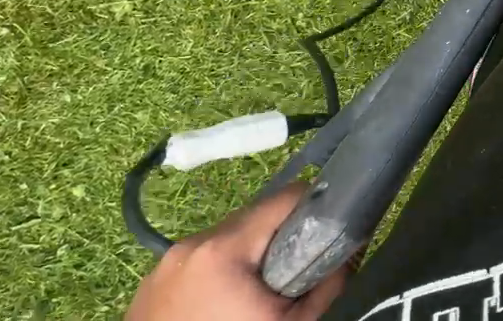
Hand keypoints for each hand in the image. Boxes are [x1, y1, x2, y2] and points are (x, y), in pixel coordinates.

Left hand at [126, 185, 346, 320]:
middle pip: (258, 217)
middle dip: (282, 237)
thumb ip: (331, 279)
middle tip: (292, 273)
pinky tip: (222, 306)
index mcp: (222, 248)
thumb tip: (354, 247)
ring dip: (250, 255)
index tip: (327, 235)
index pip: (289, 196)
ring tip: (254, 295)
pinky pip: (201, 261)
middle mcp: (190, 245)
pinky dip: (221, 273)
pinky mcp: (148, 285)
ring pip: (229, 238)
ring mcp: (163, 266)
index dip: (317, 209)